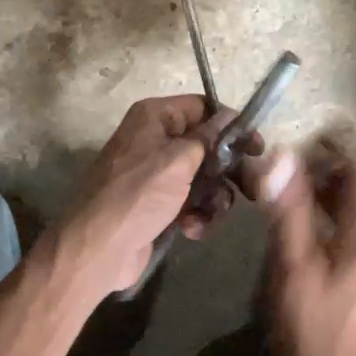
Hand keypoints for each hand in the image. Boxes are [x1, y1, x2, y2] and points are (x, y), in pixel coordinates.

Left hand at [51, 94, 261, 295]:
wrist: (98, 248)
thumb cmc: (138, 194)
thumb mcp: (177, 161)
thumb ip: (208, 138)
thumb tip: (230, 117)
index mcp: (155, 116)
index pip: (202, 107)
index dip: (230, 125)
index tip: (256, 148)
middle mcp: (155, 138)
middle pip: (206, 145)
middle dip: (226, 169)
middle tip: (251, 191)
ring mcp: (155, 172)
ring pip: (202, 176)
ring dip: (212, 197)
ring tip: (209, 214)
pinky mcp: (156, 202)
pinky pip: (189, 200)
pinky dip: (196, 214)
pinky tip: (191, 229)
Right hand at [257, 133, 355, 355]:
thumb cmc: (311, 323)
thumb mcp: (294, 263)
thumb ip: (289, 208)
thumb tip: (281, 154)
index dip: (351, 147)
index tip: (323, 126)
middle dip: (339, 166)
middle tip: (305, 151)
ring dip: (334, 188)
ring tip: (300, 176)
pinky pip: (352, 230)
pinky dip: (332, 212)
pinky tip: (306, 215)